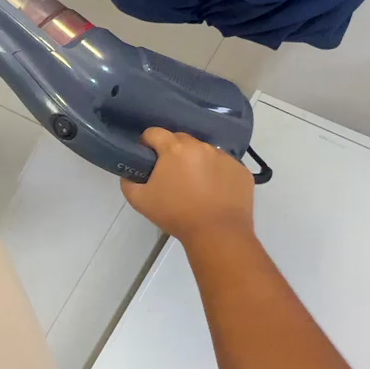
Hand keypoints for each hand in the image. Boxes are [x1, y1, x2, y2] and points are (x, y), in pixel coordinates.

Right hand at [121, 128, 254, 249]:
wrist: (219, 235)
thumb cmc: (176, 215)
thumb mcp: (139, 200)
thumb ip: (128, 181)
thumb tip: (131, 173)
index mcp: (174, 149)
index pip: (154, 132)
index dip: (146, 143)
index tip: (146, 158)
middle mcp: (200, 146)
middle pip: (180, 139)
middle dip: (172, 151)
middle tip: (170, 172)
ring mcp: (224, 157)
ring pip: (203, 151)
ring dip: (195, 160)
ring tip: (194, 182)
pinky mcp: (241, 171)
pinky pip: (223, 164)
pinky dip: (216, 172)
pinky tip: (213, 190)